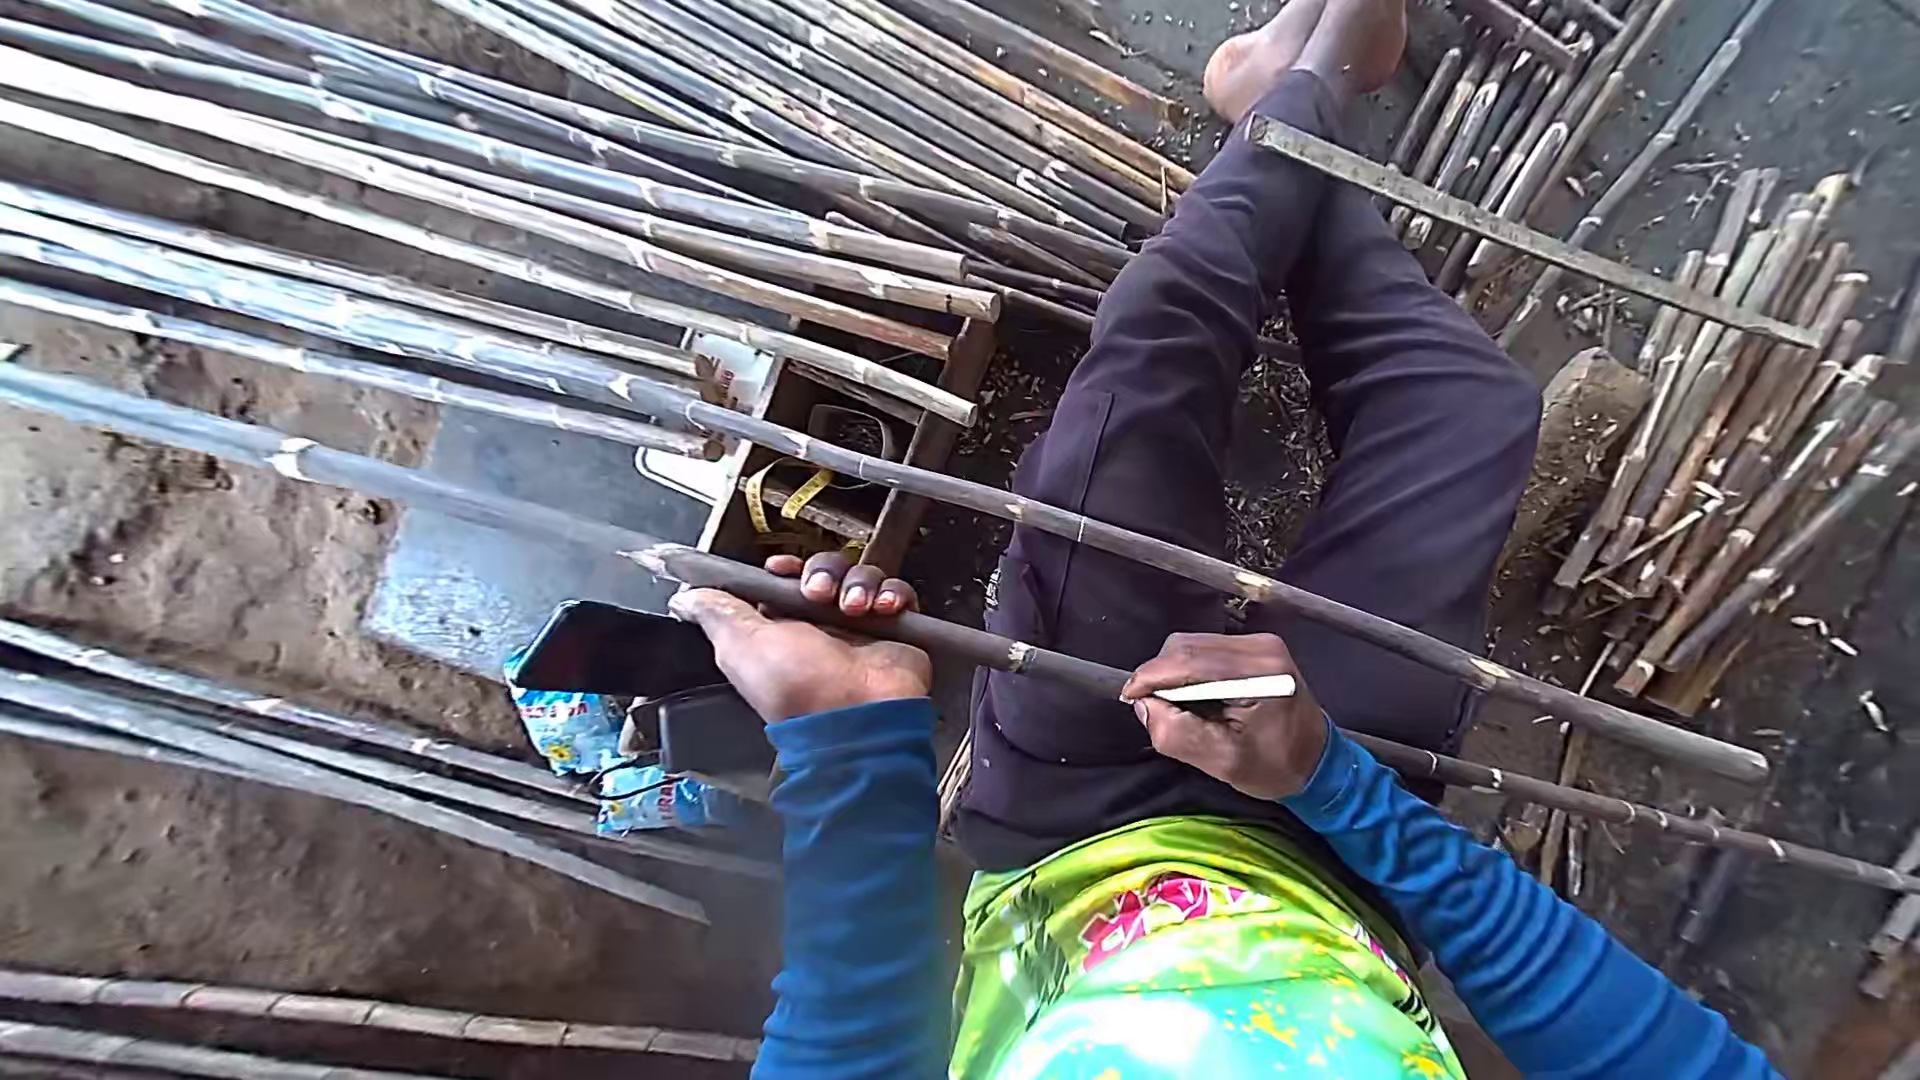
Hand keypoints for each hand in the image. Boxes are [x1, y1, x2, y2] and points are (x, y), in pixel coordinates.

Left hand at [668, 552, 931, 722]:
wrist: (856, 715)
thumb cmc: (796, 686)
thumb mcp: (742, 647)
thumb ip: (715, 614)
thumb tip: (684, 597)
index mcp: (787, 625)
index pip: (788, 578)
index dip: (789, 567)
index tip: (784, 569)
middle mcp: (824, 622)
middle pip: (827, 569)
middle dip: (824, 572)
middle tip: (819, 594)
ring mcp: (862, 623)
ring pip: (862, 575)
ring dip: (858, 583)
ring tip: (856, 608)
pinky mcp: (896, 625)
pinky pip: (897, 591)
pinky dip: (892, 593)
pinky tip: (883, 608)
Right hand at [1121, 633, 1327, 800]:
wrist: (1319, 762)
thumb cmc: (1276, 766)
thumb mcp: (1224, 761)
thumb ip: (1177, 733)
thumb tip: (1144, 706)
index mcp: (1260, 672)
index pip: (1188, 661)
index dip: (1150, 676)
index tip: (1130, 697)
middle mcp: (1260, 646)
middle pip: (1185, 646)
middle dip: (1159, 675)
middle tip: (1154, 707)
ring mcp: (1258, 642)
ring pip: (1189, 644)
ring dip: (1171, 672)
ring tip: (1176, 704)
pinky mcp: (1253, 645)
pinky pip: (1201, 648)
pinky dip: (1186, 669)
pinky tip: (1193, 694)